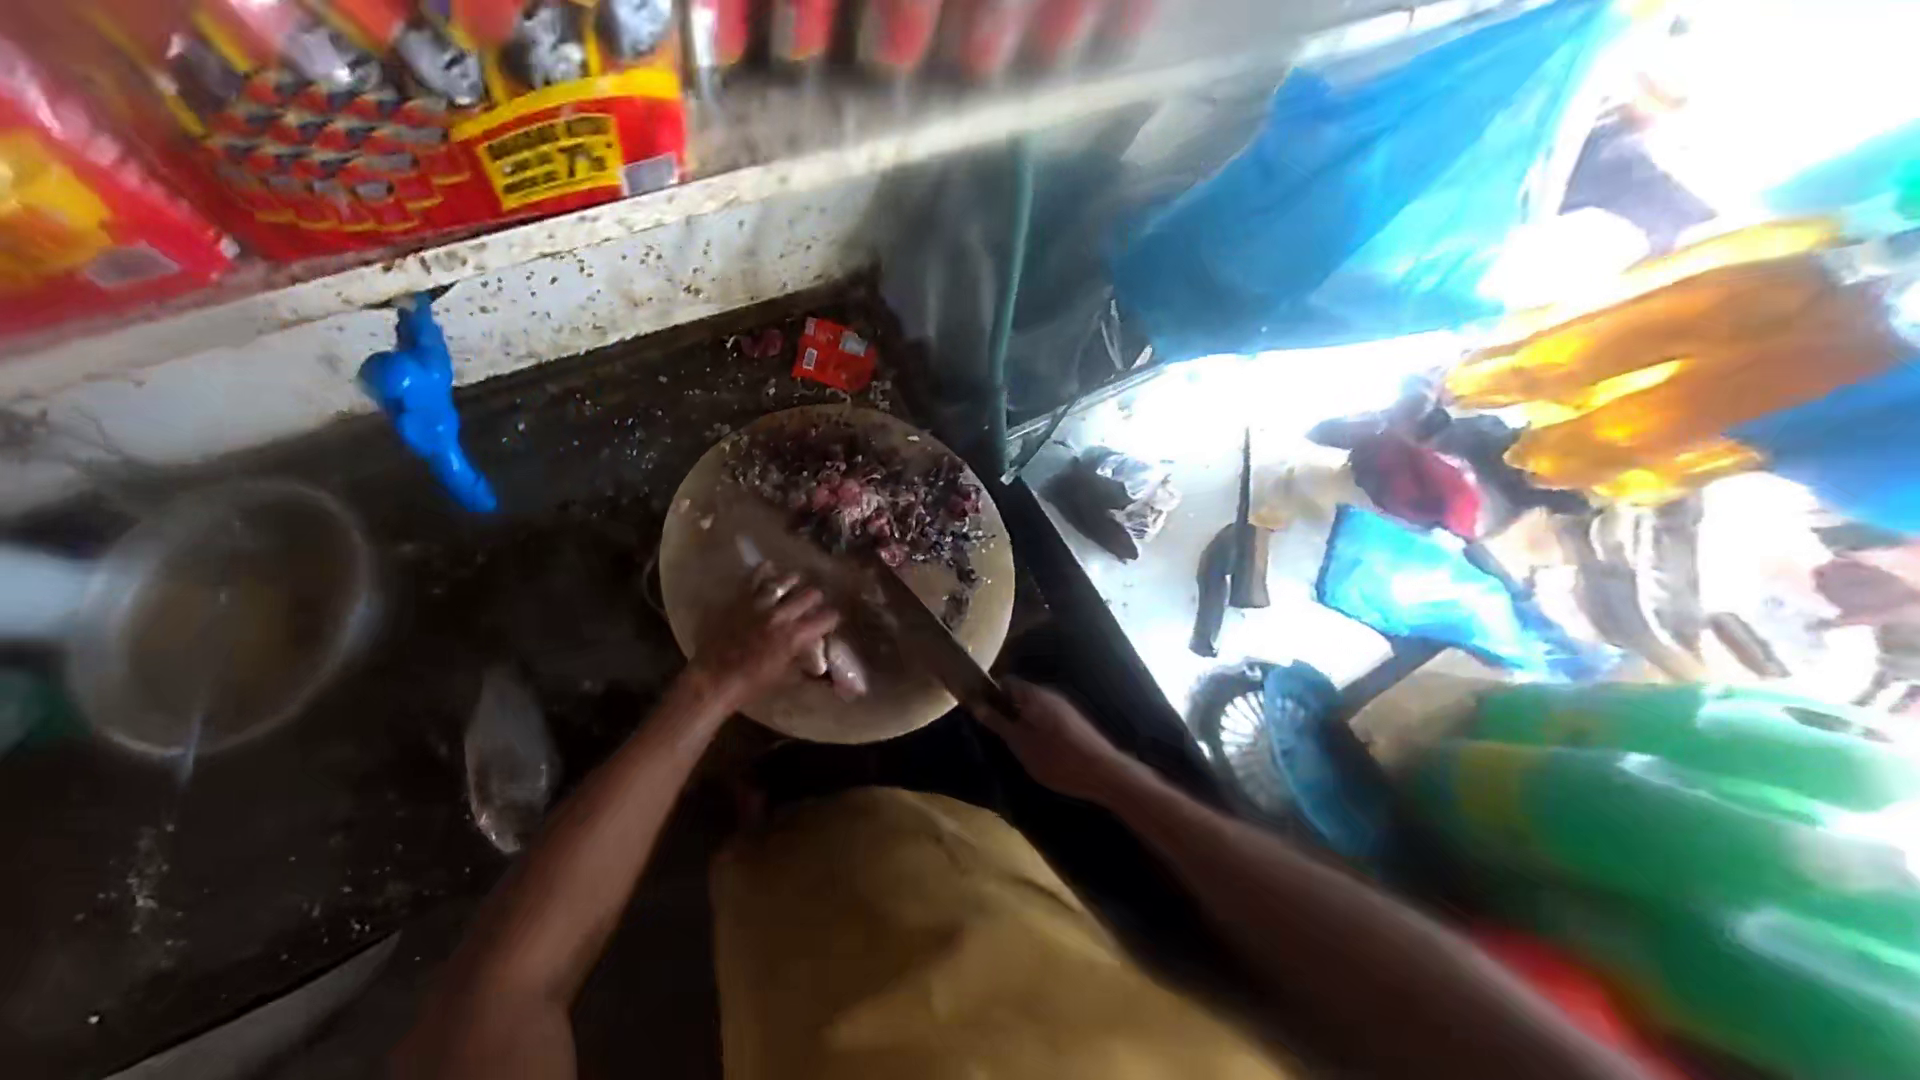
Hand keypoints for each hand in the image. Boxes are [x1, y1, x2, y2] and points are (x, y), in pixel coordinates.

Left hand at [687, 566, 840, 709]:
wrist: (714, 680)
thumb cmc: (752, 685)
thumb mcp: (786, 678)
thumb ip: (804, 665)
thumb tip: (818, 664)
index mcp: (796, 636)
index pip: (826, 618)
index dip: (833, 618)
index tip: (833, 619)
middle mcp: (781, 616)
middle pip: (809, 596)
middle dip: (816, 598)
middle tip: (816, 602)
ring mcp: (759, 606)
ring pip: (783, 583)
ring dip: (794, 581)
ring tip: (798, 578)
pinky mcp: (739, 601)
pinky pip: (753, 580)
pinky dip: (762, 572)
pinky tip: (769, 566)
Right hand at [979, 679, 1149, 804]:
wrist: (1103, 773)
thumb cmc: (1056, 758)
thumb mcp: (1020, 743)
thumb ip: (997, 722)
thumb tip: (976, 703)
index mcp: (1034, 695)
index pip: (1006, 682)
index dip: (990, 693)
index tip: (980, 711)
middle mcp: (1050, 695)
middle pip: (1020, 695)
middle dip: (1006, 710)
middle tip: (996, 734)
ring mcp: (1064, 708)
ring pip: (1034, 709)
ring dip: (1022, 722)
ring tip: (1015, 745)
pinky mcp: (1074, 723)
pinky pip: (1047, 719)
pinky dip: (1037, 729)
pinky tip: (1037, 751)